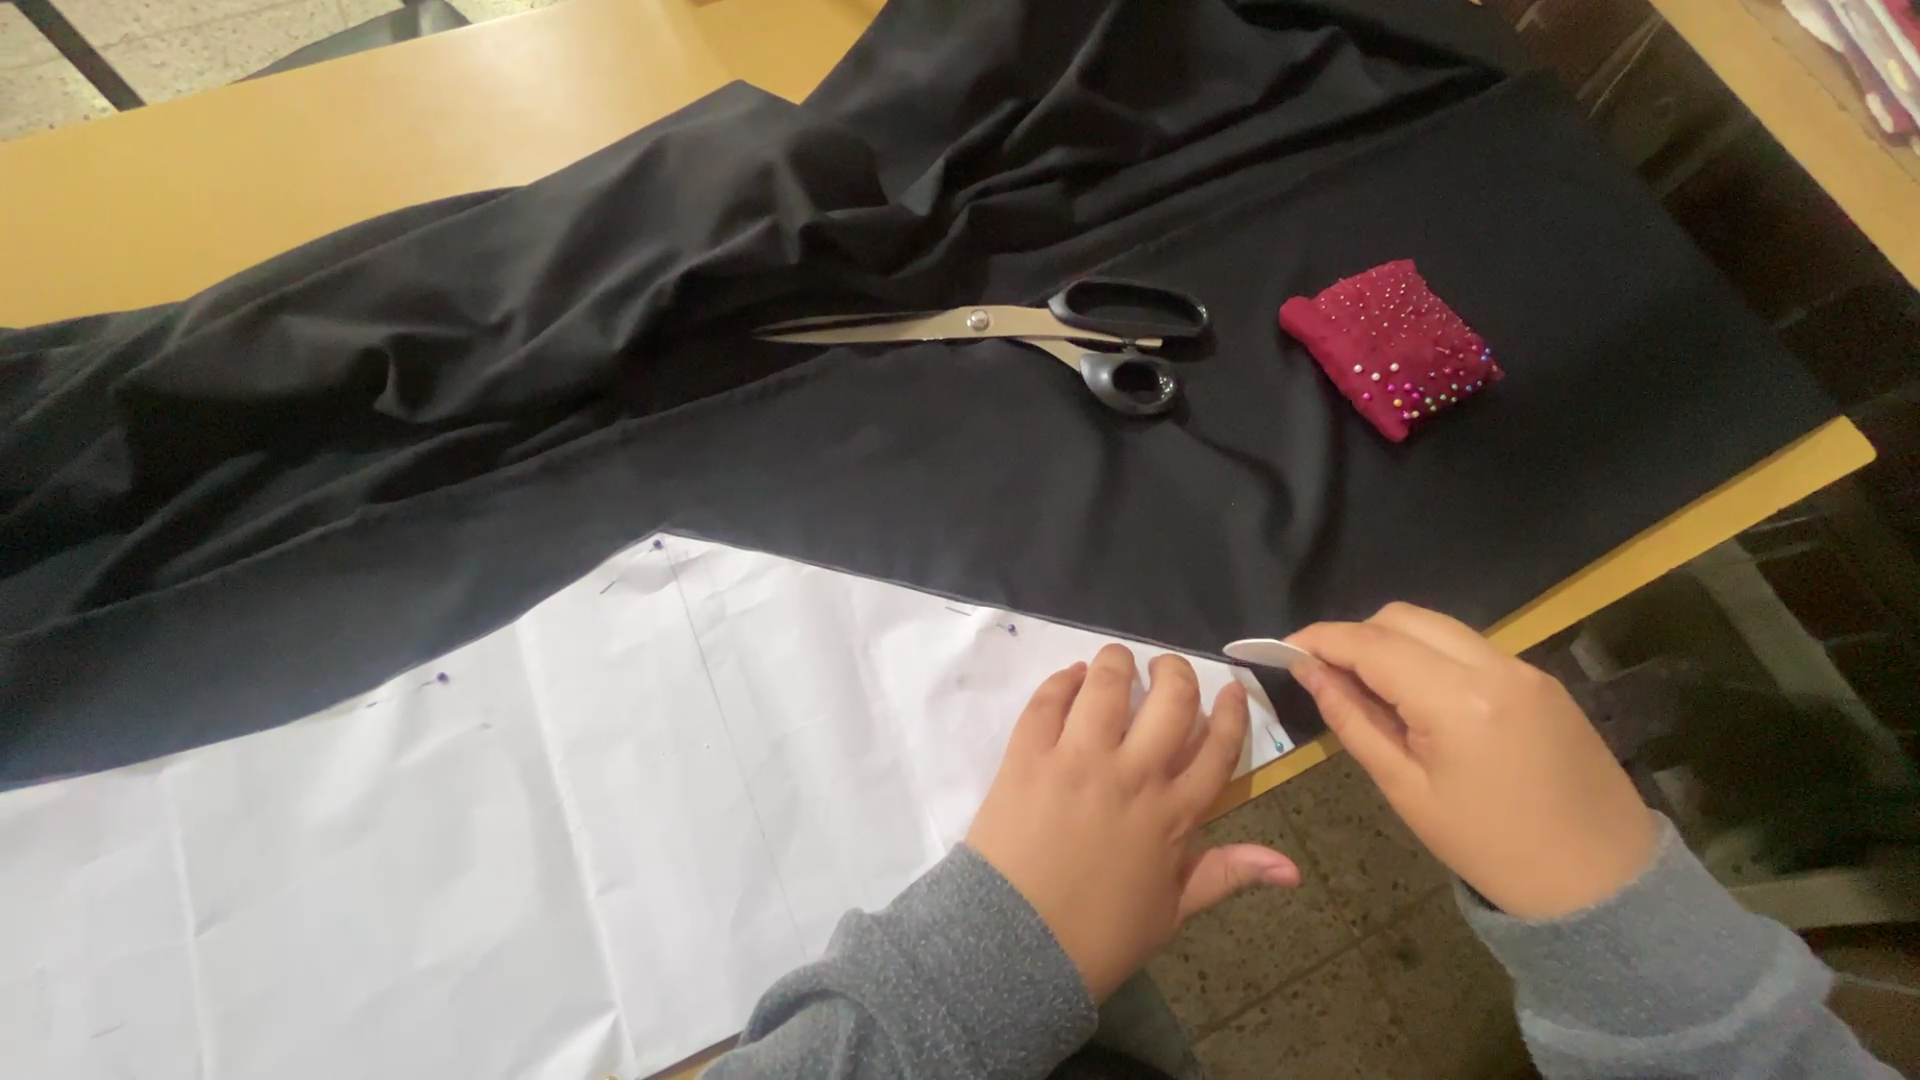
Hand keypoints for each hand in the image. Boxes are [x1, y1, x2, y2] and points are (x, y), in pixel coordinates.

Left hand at [966, 645, 1299, 1000]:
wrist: (1018, 945)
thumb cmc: (1098, 935)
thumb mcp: (1171, 911)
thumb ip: (1226, 875)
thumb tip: (1291, 869)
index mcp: (1173, 814)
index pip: (1217, 748)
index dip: (1230, 713)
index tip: (1230, 688)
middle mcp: (1132, 775)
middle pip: (1170, 702)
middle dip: (1177, 673)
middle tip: (1167, 667)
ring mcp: (1077, 759)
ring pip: (1108, 687)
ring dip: (1117, 663)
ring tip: (1117, 659)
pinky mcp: (1028, 754)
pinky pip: (1049, 701)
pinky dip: (1064, 681)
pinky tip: (1072, 677)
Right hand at [1289, 603, 1655, 919]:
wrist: (1604, 884)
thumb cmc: (1489, 846)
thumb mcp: (1404, 788)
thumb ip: (1351, 719)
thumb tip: (1307, 671)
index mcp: (1459, 701)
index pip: (1371, 644)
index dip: (1319, 638)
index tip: (1280, 648)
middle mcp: (1495, 667)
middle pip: (1401, 617)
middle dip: (1353, 634)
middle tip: (1323, 671)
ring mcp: (1524, 668)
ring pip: (1434, 626)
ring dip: (1389, 641)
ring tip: (1365, 684)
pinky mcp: (1540, 679)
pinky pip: (1465, 646)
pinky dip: (1426, 654)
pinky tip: (1414, 695)